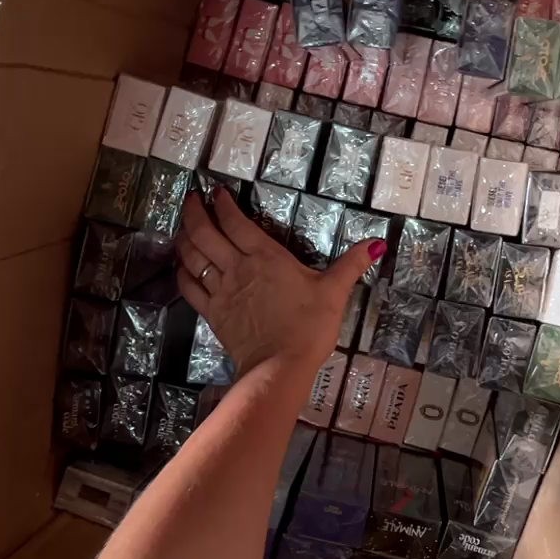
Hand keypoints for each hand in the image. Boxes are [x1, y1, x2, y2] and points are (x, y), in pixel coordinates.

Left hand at [175, 188, 383, 378]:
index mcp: (265, 257)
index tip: (217, 191)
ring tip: (183, 225)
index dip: (223, 203)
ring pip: (193, 256)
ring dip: (184, 237)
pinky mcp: (213, 313)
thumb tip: (377, 243)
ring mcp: (221, 291)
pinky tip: (182, 265)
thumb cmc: (308, 327)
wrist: (280, 367)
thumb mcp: (334, 292)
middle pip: (205, 233)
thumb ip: (351, 264)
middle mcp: (237, 268)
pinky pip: (190, 287)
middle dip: (195, 212)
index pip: (236, 222)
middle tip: (191, 198)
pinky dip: (182, 271)